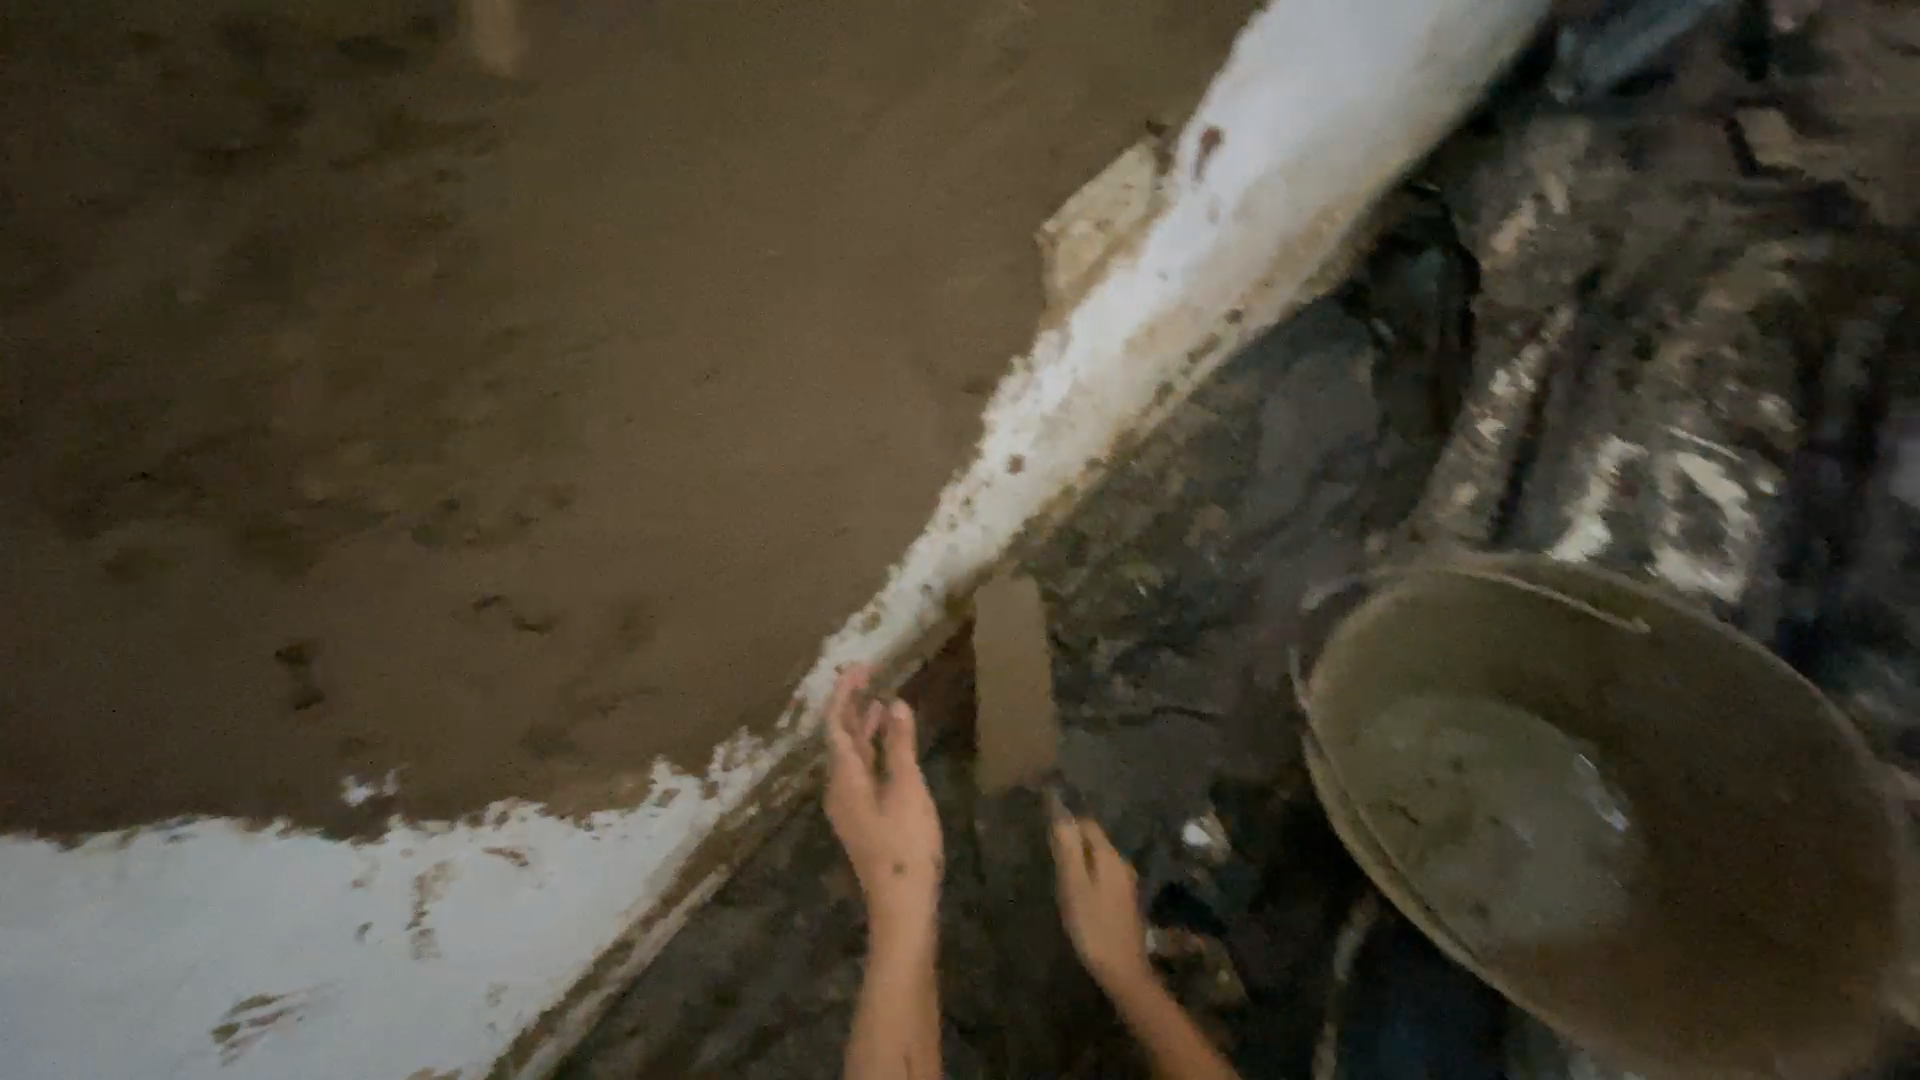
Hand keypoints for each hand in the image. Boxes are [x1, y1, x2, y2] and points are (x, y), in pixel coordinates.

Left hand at [824, 666, 943, 939]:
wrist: (901, 904)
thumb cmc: (905, 845)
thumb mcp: (907, 789)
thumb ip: (899, 745)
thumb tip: (894, 704)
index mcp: (844, 777)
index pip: (836, 724)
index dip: (845, 693)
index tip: (862, 667)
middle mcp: (839, 786)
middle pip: (839, 736)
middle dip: (852, 704)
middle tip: (872, 675)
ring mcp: (849, 803)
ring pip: (851, 753)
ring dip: (863, 725)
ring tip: (883, 699)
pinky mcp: (862, 814)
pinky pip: (861, 769)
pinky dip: (873, 747)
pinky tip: (891, 742)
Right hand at [1051, 811, 1152, 992]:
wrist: (1123, 971)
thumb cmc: (1093, 926)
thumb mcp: (1074, 885)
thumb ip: (1068, 849)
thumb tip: (1061, 813)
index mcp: (1110, 856)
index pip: (1088, 824)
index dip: (1067, 824)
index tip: (1047, 837)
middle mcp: (1122, 864)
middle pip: (1094, 841)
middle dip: (1073, 843)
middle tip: (1050, 859)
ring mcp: (1126, 884)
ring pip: (1099, 859)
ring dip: (1080, 861)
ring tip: (1060, 878)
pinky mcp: (1125, 901)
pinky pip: (1103, 876)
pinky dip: (1088, 877)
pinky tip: (1077, 895)